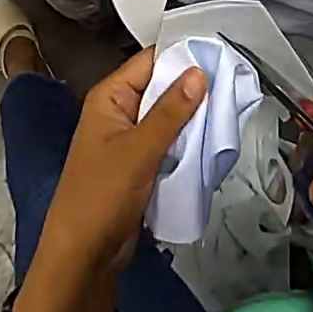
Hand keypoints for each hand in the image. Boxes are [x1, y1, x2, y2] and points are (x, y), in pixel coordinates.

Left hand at [13, 48, 204, 311]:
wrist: (83, 258)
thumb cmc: (101, 197)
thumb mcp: (139, 150)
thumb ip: (171, 111)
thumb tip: (198, 72)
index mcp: (110, 96)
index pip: (149, 61)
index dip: (180, 56)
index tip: (216, 53)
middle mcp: (119, 111)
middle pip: (161, 87)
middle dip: (192, 89)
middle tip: (230, 85)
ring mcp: (129, 138)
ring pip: (168, 117)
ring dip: (192, 118)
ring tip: (226, 111)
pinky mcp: (140, 163)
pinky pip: (168, 142)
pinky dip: (186, 142)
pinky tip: (210, 142)